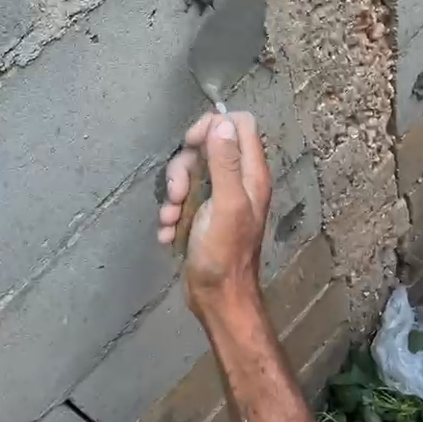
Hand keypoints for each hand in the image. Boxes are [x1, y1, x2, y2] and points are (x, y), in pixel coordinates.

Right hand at [156, 111, 271, 315]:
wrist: (217, 299)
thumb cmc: (225, 255)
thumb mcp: (226, 205)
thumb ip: (225, 162)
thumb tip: (221, 122)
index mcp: (251, 174)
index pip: (239, 123)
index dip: (213, 125)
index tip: (192, 143)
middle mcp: (238, 180)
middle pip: (206, 146)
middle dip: (184, 167)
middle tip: (178, 194)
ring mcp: (219, 197)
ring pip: (189, 172)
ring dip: (173, 194)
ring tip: (171, 221)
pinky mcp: (202, 213)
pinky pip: (182, 198)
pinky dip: (172, 213)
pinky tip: (170, 233)